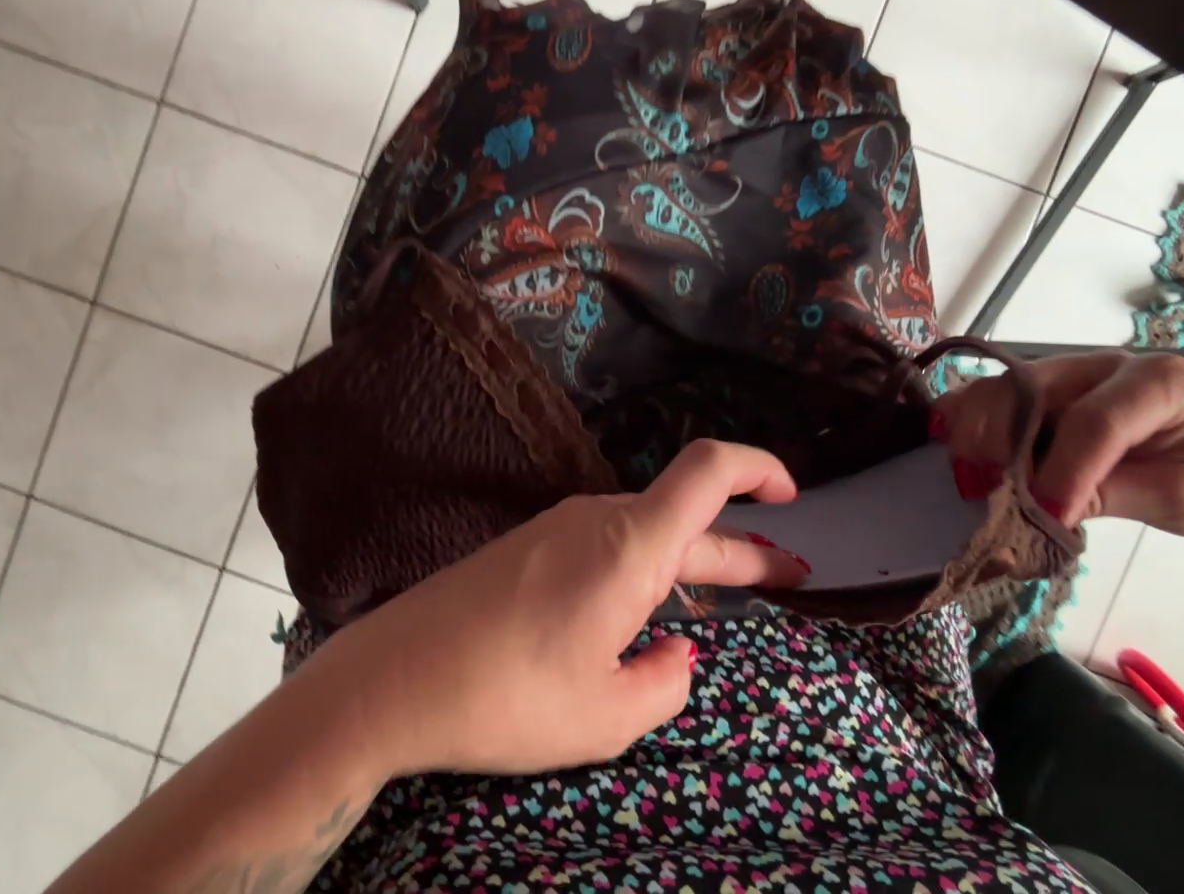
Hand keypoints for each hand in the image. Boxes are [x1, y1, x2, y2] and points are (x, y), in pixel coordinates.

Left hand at [295, 440, 808, 777]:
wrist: (389, 680)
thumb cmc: (505, 698)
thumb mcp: (608, 715)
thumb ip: (667, 680)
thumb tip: (679, 650)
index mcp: (628, 546)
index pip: (709, 471)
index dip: (761, 468)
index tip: (793, 496)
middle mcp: (594, 520)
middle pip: (685, 517)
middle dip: (740, 549)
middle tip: (786, 578)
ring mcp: (554, 529)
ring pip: (643, 534)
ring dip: (689, 564)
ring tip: (718, 604)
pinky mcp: (525, 548)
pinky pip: (603, 546)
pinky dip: (642, 570)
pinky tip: (642, 612)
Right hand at [934, 350, 1183, 544]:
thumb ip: (1117, 495)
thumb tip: (1042, 506)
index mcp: (1160, 381)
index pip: (1096, 421)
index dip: (1064, 469)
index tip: (1046, 516)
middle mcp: (1104, 367)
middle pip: (1029, 388)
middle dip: (996, 436)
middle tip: (980, 487)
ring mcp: (1070, 379)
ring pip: (1001, 390)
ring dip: (973, 430)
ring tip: (965, 475)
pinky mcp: (1047, 399)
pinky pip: (996, 403)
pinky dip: (970, 427)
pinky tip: (957, 454)